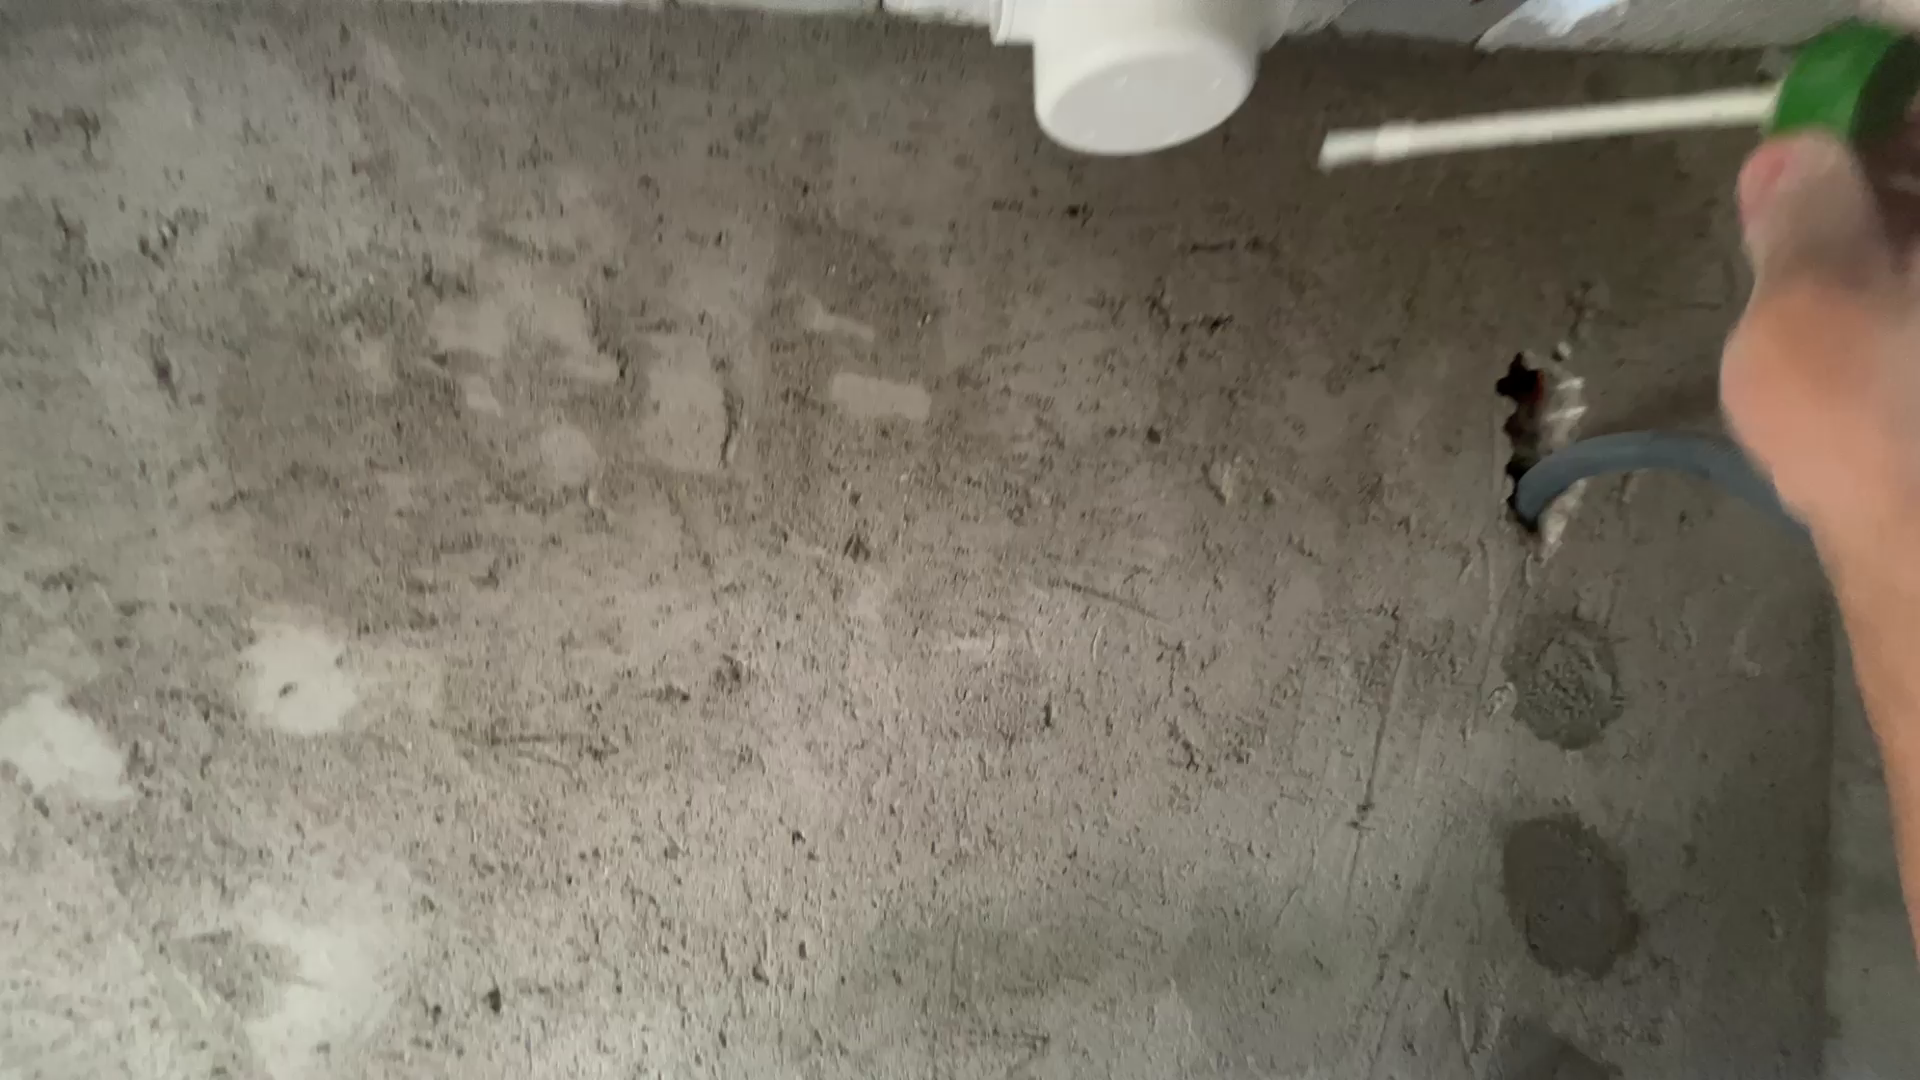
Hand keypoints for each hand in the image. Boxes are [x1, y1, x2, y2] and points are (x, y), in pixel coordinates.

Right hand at [1722, 131, 1919, 560]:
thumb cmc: (1875, 413)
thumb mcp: (1806, 305)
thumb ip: (1799, 216)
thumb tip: (1788, 148)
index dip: (1887, 96)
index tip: (1813, 120)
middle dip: (1884, 157)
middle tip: (1798, 184)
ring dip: (1890, 213)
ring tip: (1813, 248)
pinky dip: (1905, 263)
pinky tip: (1858, 296)